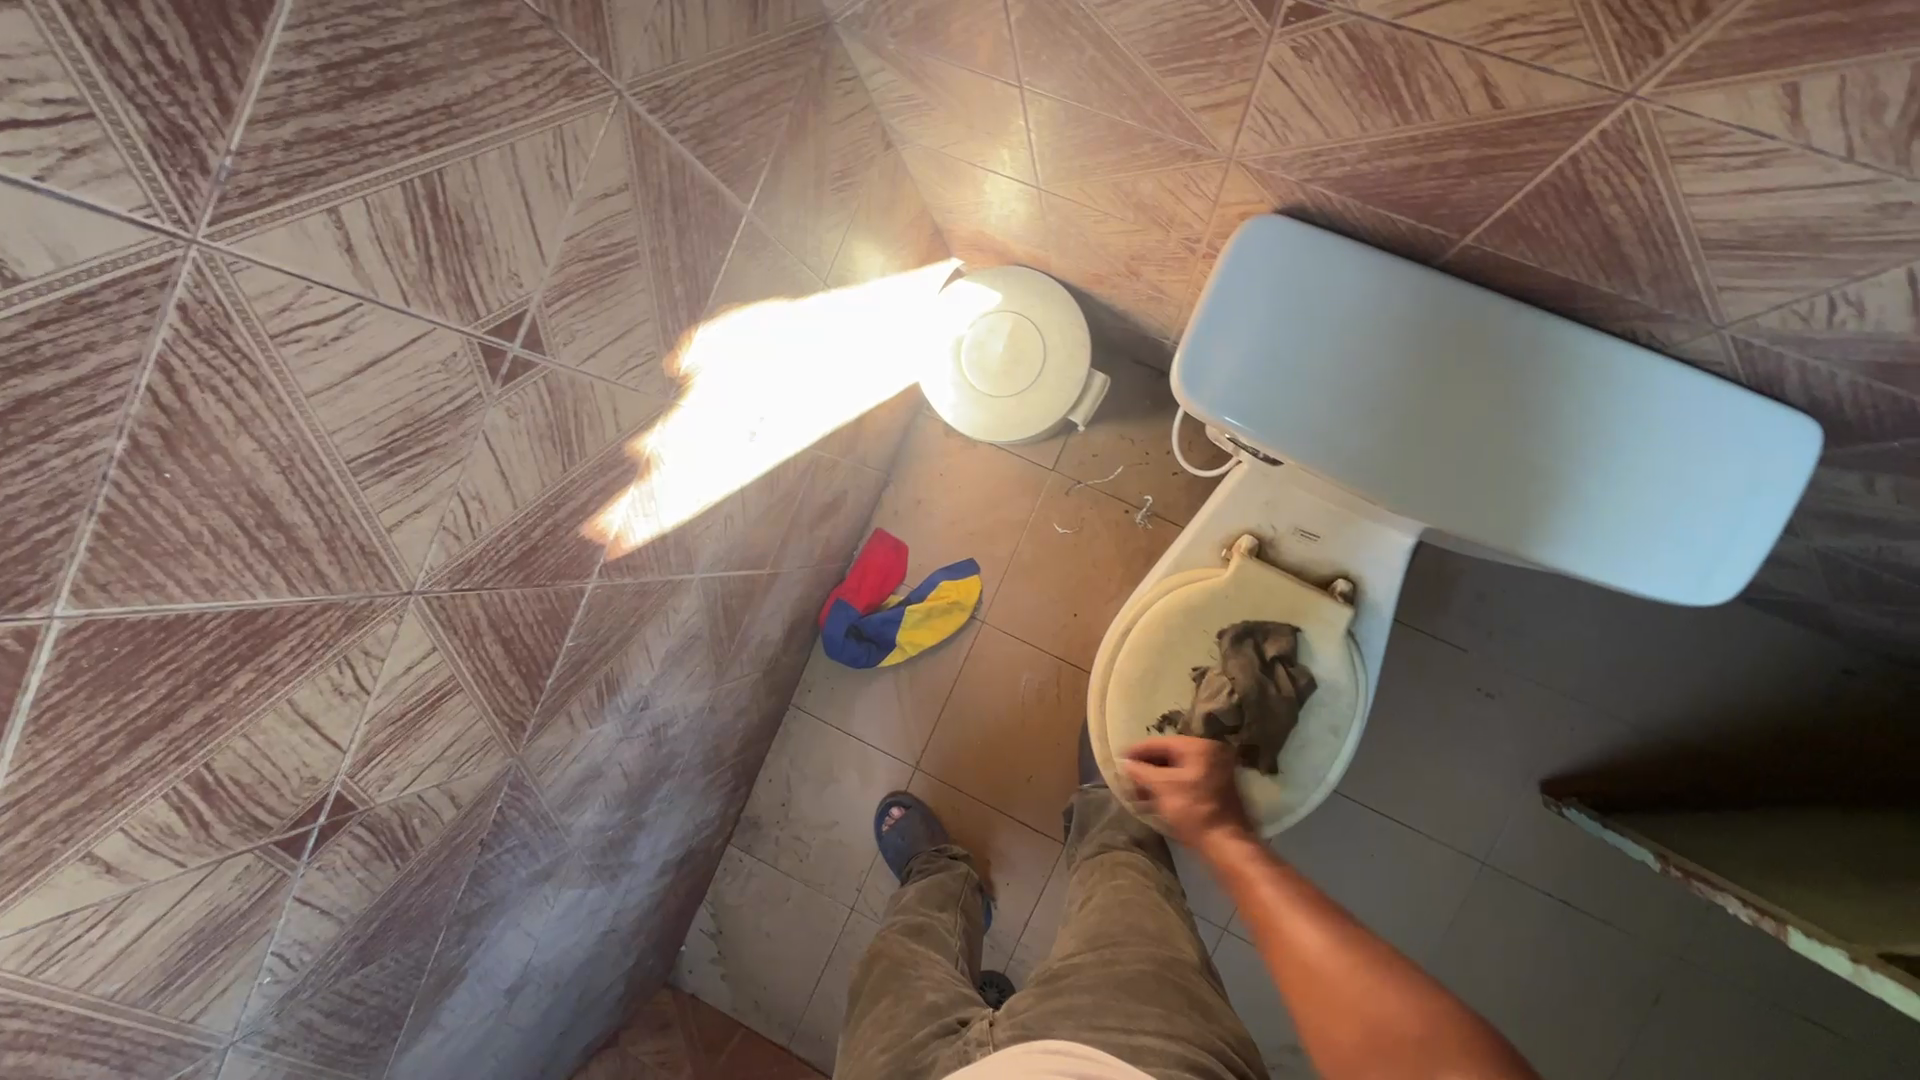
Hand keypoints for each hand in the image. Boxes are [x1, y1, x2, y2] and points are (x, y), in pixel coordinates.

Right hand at [1122, 736, 1252, 850]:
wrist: (1225, 844)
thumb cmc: (1193, 811)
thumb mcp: (1162, 788)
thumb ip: (1141, 771)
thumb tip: (1124, 763)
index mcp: (1198, 747)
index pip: (1160, 743)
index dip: (1137, 751)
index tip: (1119, 758)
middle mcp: (1209, 753)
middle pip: (1169, 755)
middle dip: (1146, 767)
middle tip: (1126, 776)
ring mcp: (1214, 770)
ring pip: (1176, 769)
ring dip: (1155, 779)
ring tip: (1135, 790)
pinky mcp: (1214, 787)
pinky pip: (1185, 780)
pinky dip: (1168, 786)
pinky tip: (1151, 798)